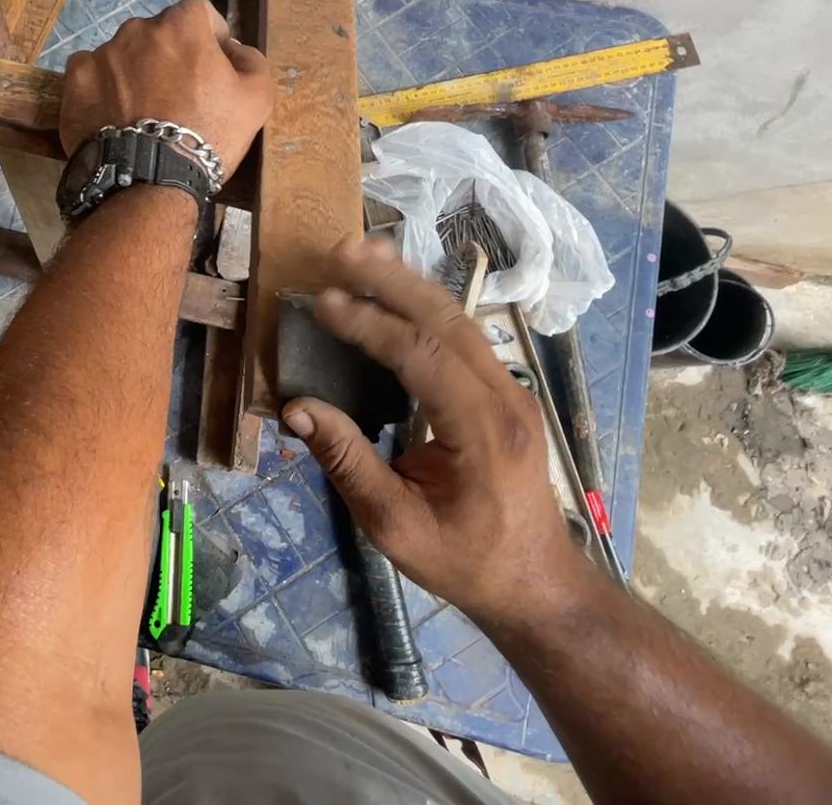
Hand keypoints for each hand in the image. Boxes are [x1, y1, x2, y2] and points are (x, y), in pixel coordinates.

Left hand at [60, 0, 272, 175]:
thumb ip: (251, 61)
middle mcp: (137, 29)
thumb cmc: (208, 136)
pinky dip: (102, 89)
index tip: (210, 66)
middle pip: (158, 34)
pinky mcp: (75, 82)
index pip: (199, 13)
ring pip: (124, 55)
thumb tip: (234, 49)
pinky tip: (114, 115)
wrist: (149, 181)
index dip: (208, 37)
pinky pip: (92, 75)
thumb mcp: (256, 99)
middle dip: (169, 57)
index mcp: (181, 25)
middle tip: (177, 96)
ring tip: (143, 112)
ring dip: (135, 73)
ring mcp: (101, 55)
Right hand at [280, 237, 594, 622]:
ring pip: (457, 318)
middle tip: (342, 250)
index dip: (370, 324)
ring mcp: (510, 391)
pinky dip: (422, 306)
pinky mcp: (501, 392)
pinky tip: (393, 291)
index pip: (422, 356)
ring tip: (363, 252)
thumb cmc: (464, 559)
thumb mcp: (394, 524)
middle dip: (391, 280)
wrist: (535, 582)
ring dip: (408, 283)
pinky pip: (460, 335)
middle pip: (446, 319)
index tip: (323, 302)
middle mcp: (504, 397)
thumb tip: (296, 408)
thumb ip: (346, 461)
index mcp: (482, 430)